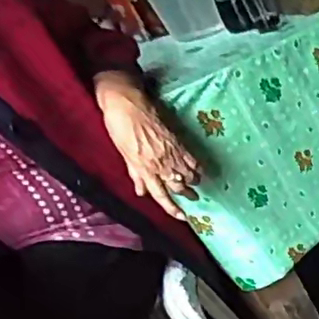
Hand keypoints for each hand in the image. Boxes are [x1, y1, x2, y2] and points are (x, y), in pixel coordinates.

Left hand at [95, 70, 201, 221]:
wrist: (125, 102)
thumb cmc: (119, 126)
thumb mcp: (124, 153)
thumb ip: (135, 174)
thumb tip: (140, 192)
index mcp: (145, 169)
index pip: (161, 195)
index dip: (172, 208)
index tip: (182, 217)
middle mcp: (160, 165)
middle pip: (179, 187)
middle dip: (187, 194)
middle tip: (193, 198)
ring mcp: (171, 154)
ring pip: (188, 175)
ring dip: (193, 182)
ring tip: (196, 183)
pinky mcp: (179, 143)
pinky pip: (193, 161)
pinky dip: (198, 168)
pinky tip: (200, 170)